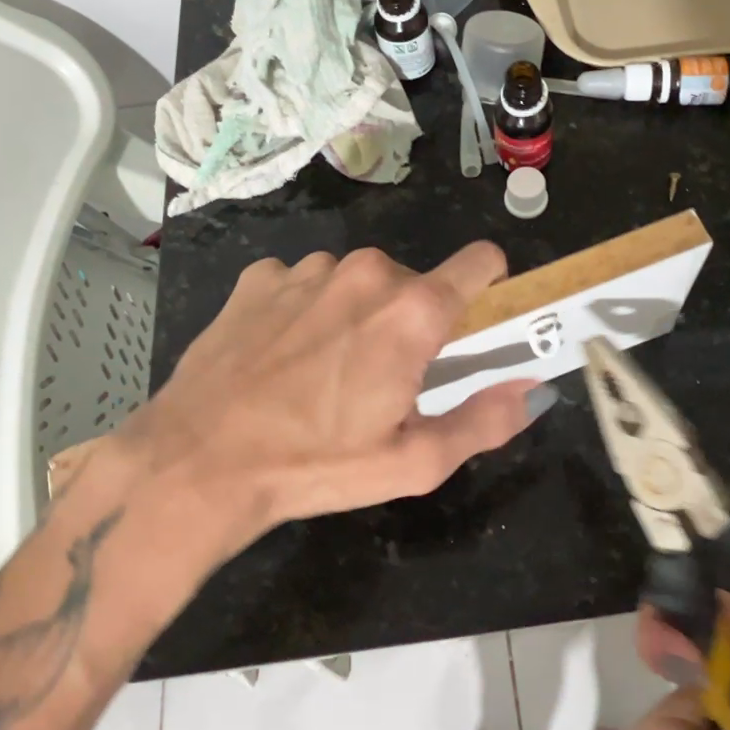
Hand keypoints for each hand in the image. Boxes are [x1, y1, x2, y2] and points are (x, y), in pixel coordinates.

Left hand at [113, 243, 541, 559]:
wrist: (197, 463)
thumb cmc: (314, 466)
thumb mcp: (413, 463)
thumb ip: (485, 420)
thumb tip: (532, 390)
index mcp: (413, 311)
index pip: (481, 262)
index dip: (488, 290)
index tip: (472, 328)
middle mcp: (365, 273)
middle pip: (415, 284)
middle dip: (412, 324)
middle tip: (382, 381)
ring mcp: (306, 270)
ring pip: (358, 284)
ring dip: (356, 317)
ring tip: (323, 375)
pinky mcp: (259, 277)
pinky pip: (304, 285)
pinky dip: (305, 312)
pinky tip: (280, 359)